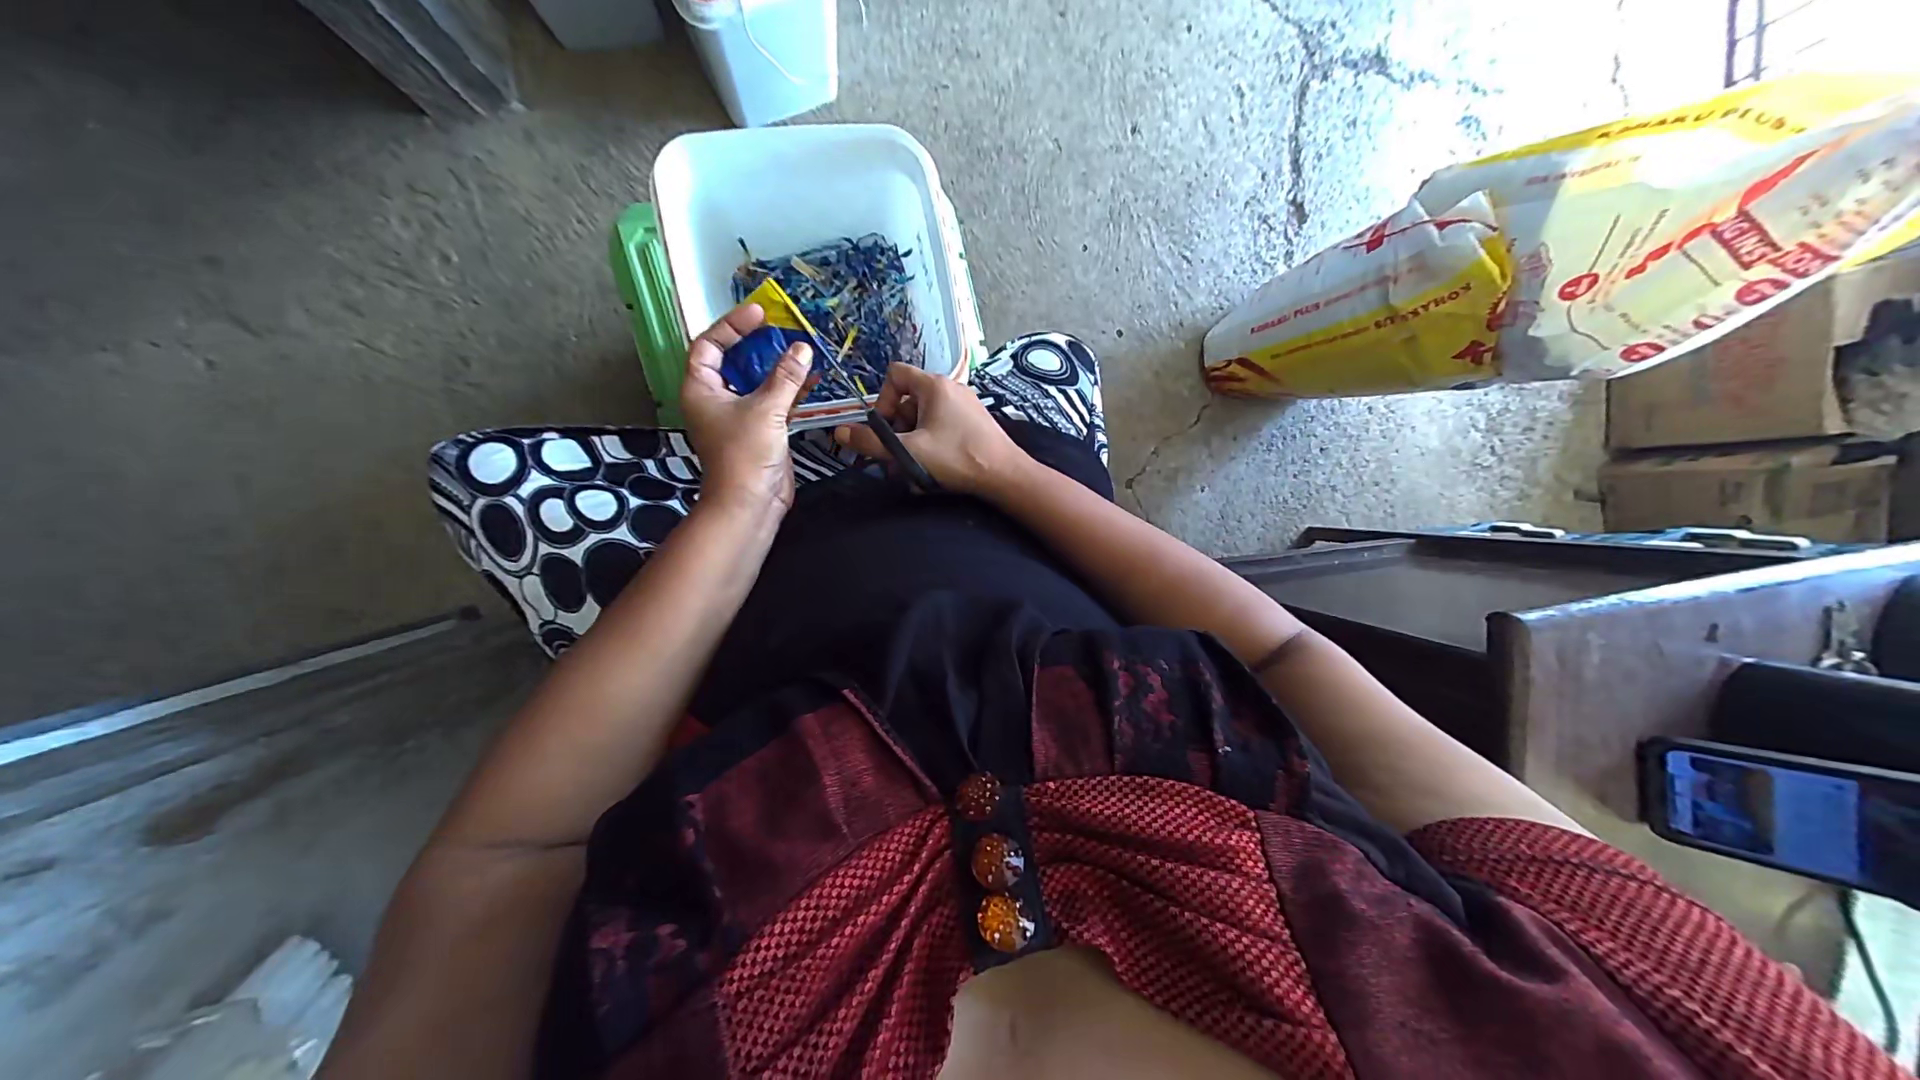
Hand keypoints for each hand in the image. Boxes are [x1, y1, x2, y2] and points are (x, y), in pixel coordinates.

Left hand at [681, 303, 815, 513]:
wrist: (751, 503)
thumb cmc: (745, 455)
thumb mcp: (766, 409)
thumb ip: (785, 376)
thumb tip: (801, 348)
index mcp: (701, 389)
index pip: (709, 345)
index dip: (732, 326)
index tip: (758, 313)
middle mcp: (715, 399)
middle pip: (733, 361)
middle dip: (757, 345)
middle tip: (780, 328)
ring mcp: (737, 416)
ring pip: (756, 381)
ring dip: (777, 367)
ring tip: (799, 350)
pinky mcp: (759, 430)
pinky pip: (772, 401)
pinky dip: (788, 389)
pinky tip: (809, 378)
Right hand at [831, 363, 1029, 495]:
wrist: (1005, 476)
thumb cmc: (958, 459)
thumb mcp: (908, 452)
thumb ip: (871, 443)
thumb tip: (841, 433)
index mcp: (934, 386)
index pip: (895, 374)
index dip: (883, 400)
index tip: (886, 428)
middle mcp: (951, 388)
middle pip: (908, 400)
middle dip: (898, 428)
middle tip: (899, 455)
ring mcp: (965, 405)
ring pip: (924, 417)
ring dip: (914, 441)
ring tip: (917, 467)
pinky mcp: (974, 422)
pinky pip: (942, 427)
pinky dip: (932, 444)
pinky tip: (936, 469)